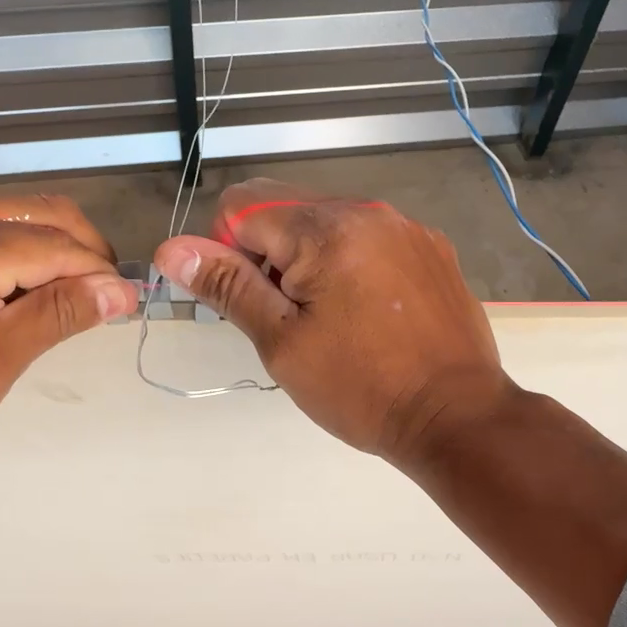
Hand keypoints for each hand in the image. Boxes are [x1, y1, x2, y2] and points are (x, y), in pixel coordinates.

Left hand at [0, 194, 135, 478]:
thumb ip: (59, 314)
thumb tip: (122, 290)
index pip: (49, 243)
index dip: (97, 272)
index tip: (131, 304)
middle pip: (38, 215)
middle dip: (82, 256)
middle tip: (107, 303)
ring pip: (20, 219)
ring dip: (57, 256)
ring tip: (74, 305)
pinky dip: (25, 259)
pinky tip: (34, 296)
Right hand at [152, 178, 511, 462]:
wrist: (455, 418)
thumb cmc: (360, 389)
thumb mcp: (281, 342)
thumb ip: (228, 286)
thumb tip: (170, 250)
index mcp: (326, 228)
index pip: (241, 208)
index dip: (229, 254)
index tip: (255, 305)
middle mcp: (369, 210)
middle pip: (286, 207)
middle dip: (270, 254)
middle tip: (290, 318)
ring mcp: (407, 227)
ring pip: (328, 222)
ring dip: (310, 259)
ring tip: (331, 320)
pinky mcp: (431, 249)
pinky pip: (369, 238)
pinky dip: (351, 264)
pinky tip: (367, 315)